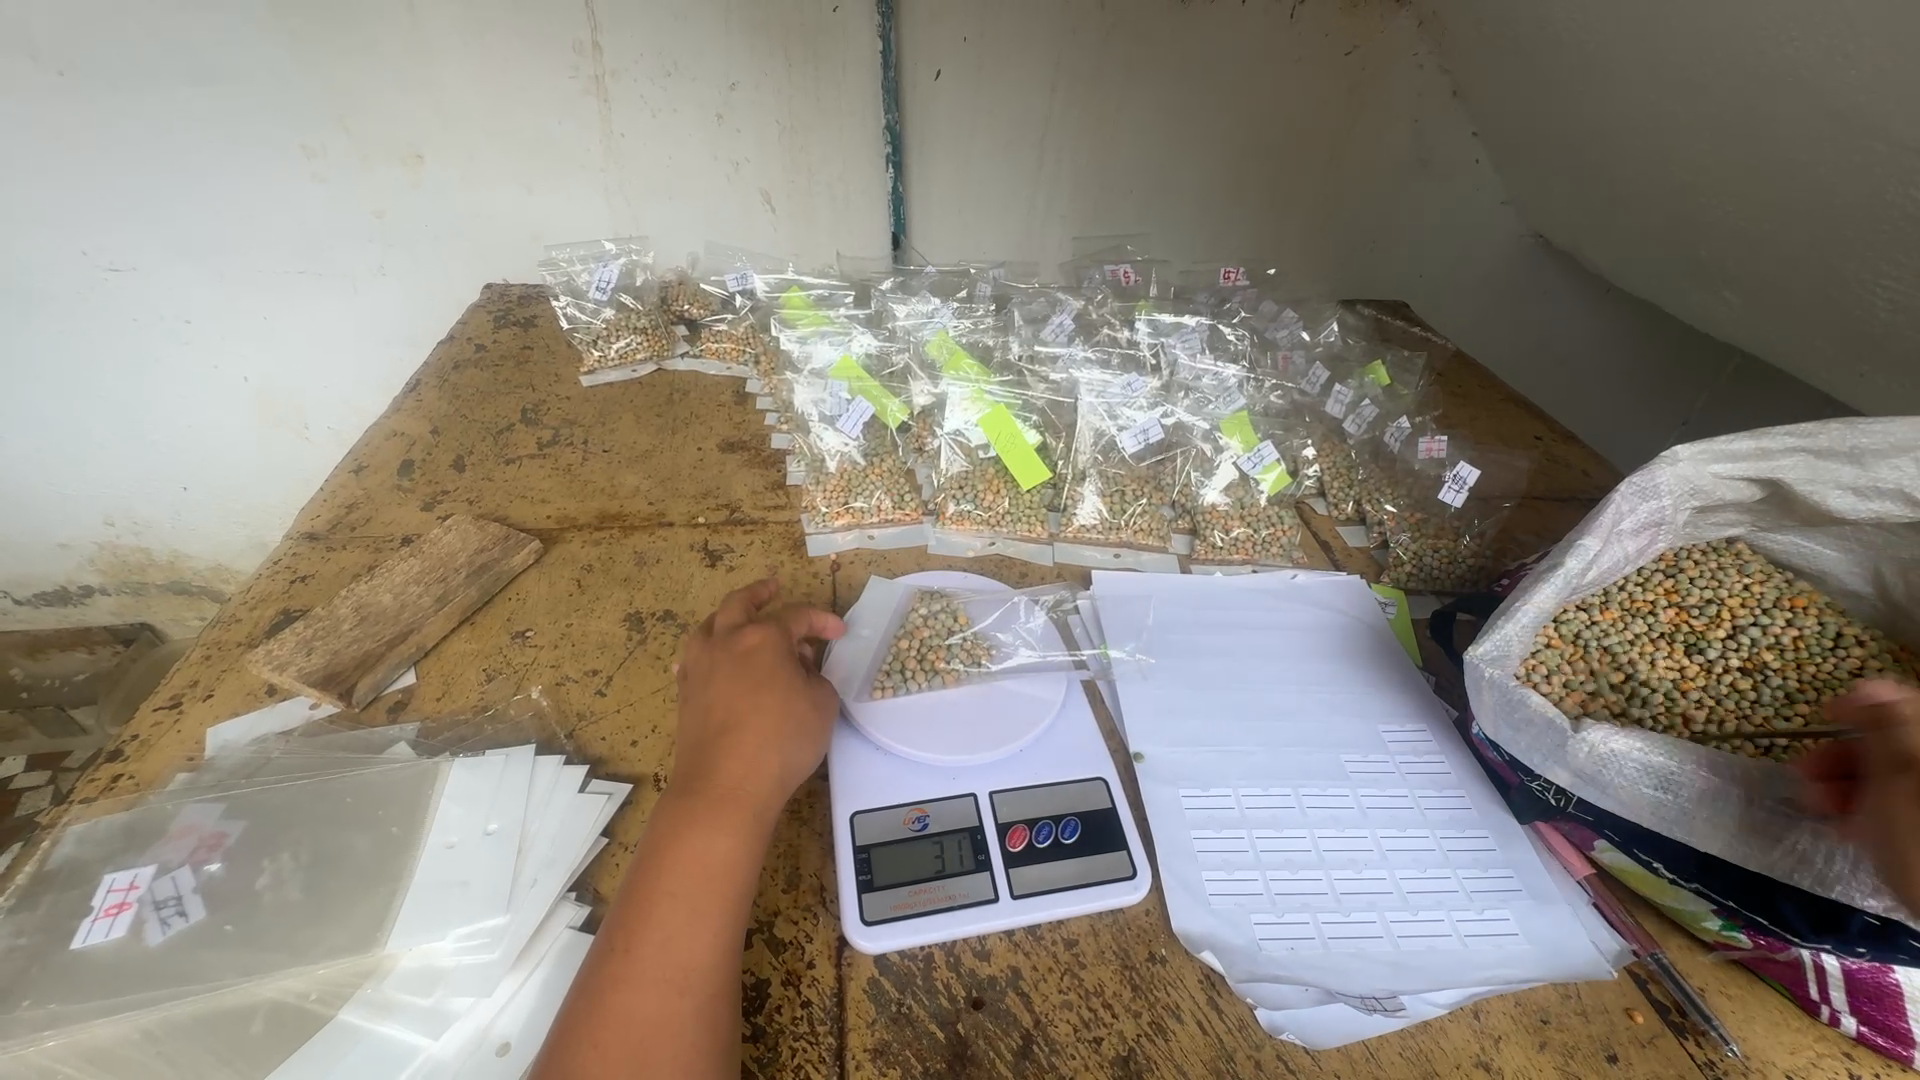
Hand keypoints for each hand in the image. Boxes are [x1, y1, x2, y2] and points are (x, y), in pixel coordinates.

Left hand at [670, 577, 846, 824]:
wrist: (725, 785)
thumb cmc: (782, 740)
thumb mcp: (822, 705)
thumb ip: (817, 678)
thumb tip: (801, 670)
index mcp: (764, 637)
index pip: (797, 616)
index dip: (822, 621)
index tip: (839, 633)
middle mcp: (728, 642)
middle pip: (740, 603)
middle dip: (760, 593)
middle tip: (773, 587)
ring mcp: (701, 666)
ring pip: (710, 626)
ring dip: (728, 617)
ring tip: (739, 619)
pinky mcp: (687, 693)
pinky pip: (694, 658)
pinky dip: (708, 650)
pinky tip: (713, 660)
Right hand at [1795, 680, 1919, 911]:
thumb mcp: (1902, 782)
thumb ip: (1890, 728)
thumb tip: (1870, 683)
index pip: (1911, 710)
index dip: (1869, 706)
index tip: (1825, 715)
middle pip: (1900, 746)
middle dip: (1847, 755)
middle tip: (1808, 773)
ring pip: (1896, 776)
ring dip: (1848, 784)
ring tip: (1821, 807)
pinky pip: (1902, 803)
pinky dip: (1871, 807)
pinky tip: (1848, 825)